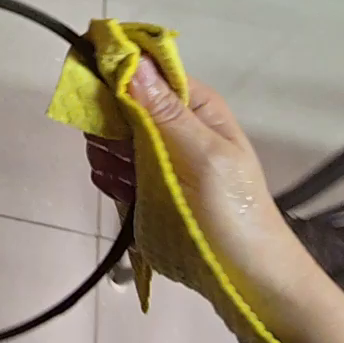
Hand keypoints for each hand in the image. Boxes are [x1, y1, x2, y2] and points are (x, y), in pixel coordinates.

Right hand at [84, 58, 318, 311]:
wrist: (250, 281)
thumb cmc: (235, 213)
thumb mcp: (206, 158)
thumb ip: (165, 112)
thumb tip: (131, 61)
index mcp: (194, 105)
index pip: (145, 70)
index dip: (114, 74)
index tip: (94, 97)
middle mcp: (172, 121)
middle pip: (118, 101)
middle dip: (108, 125)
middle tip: (118, 154)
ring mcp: (157, 153)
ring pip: (109, 134)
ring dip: (107, 155)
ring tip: (124, 182)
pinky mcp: (144, 182)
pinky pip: (111, 165)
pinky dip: (109, 177)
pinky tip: (121, 193)